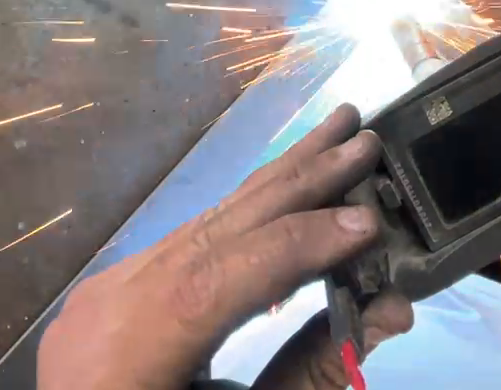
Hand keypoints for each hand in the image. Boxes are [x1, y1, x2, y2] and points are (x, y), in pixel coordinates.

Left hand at [37, 104, 412, 389]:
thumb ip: (309, 375)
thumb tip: (389, 308)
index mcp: (134, 345)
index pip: (232, 270)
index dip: (305, 240)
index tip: (371, 220)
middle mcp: (116, 297)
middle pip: (224, 223)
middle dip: (301, 176)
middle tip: (363, 135)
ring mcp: (111, 288)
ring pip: (209, 219)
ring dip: (279, 181)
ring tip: (333, 134)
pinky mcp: (117, 289)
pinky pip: (190, 239)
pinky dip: (246, 214)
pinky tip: (282, 191)